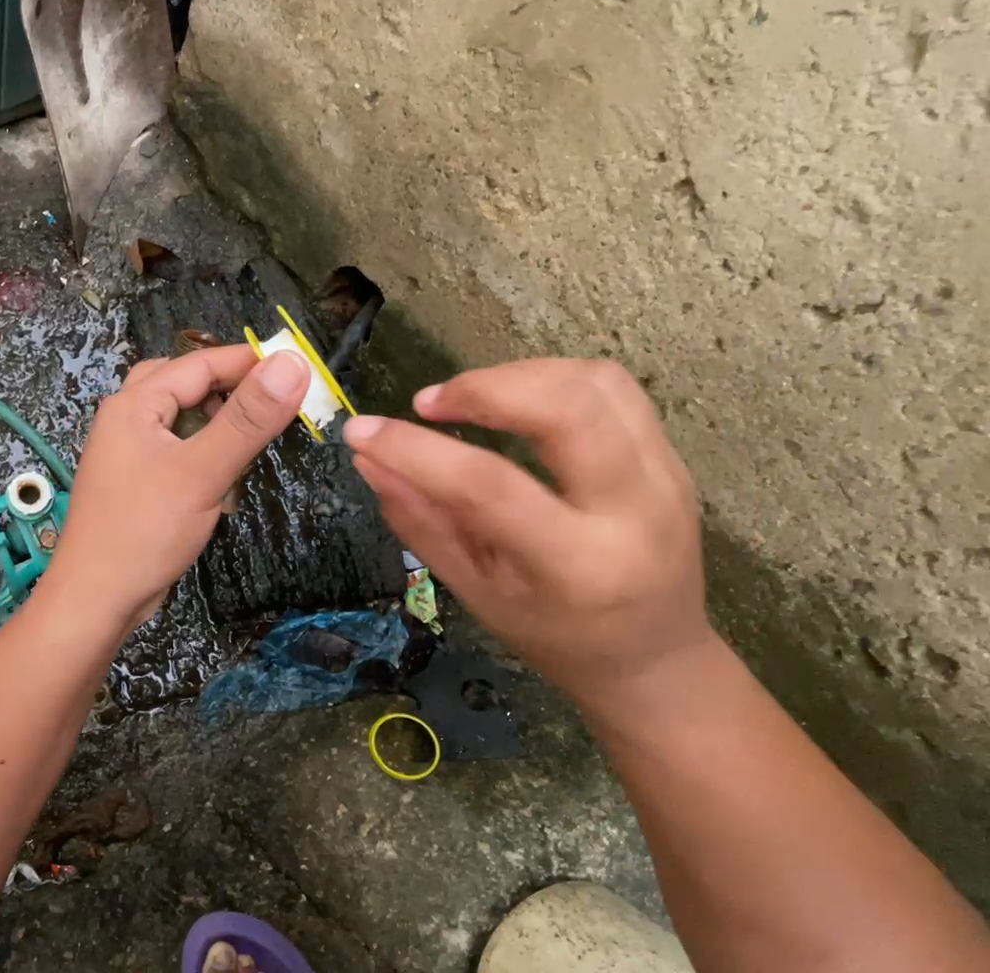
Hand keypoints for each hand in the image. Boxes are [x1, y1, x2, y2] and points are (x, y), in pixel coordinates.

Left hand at [50, 345, 309, 626]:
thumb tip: (292, 363)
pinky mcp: (135, 480)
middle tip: (275, 402)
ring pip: (179, 417)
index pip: (198, 363)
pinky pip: (174, 448)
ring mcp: (126, 451)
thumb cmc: (144, 531)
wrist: (96, 598)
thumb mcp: (202, 471)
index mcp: (132, 404)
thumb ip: (247, 419)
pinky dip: (201, 449)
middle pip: (183, 383)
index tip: (301, 368)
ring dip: (216, 419)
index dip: (249, 362)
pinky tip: (224, 471)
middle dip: (228, 386)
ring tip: (254, 435)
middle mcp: (124, 418)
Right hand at [344, 359, 711, 702]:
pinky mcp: (672, 457)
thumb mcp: (473, 592)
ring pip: (595, 383)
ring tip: (465, 399)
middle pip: (567, 410)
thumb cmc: (551, 634)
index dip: (414, 449)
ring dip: (515, 375)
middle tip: (428, 403)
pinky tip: (512, 400)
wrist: (653, 657)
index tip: (359, 431)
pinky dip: (550, 377)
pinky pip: (613, 388)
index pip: (487, 487)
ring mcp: (665, 477)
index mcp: (575, 566)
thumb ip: (421, 522)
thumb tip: (369, 458)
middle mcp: (633, 513)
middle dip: (483, 388)